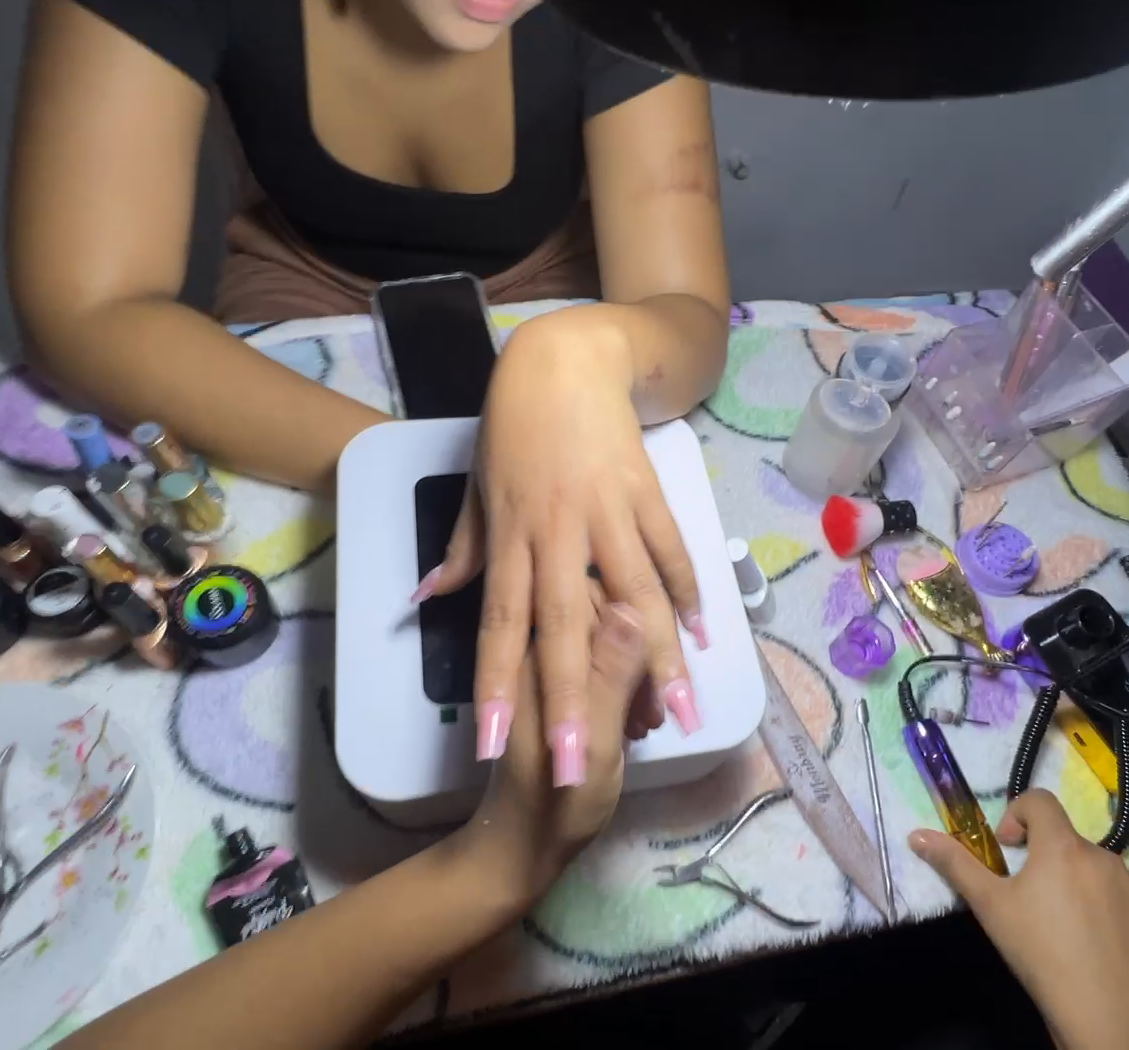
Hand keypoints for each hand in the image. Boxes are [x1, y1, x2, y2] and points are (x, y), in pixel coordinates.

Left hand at [416, 307, 705, 782]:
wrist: (565, 360)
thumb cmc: (513, 426)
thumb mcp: (478, 485)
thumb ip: (462, 547)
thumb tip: (427, 598)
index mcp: (513, 536)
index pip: (502, 624)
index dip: (499, 687)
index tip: (497, 748)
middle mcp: (559, 533)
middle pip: (566, 626)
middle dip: (573, 700)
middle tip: (582, 768)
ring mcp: (608, 512)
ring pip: (635, 594)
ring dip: (656, 657)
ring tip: (677, 713)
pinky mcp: (648, 492)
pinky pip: (670, 548)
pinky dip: (688, 589)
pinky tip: (702, 633)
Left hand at [455, 603, 648, 899]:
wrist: (525, 850)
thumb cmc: (557, 800)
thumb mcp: (594, 740)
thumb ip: (611, 674)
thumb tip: (633, 606)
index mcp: (535, 652)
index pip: (589, 598)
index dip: (633, 628)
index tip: (657, 679)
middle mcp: (540, 651)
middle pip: (602, 619)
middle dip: (639, 658)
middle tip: (656, 708)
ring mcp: (552, 671)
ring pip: (608, 645)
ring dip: (638, 680)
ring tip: (650, 722)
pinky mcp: (567, 691)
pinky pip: (606, 670)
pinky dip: (629, 694)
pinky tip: (641, 724)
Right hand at [910, 791, 1128, 1049]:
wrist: (1114, 1027)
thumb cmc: (1042, 958)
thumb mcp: (990, 908)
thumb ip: (955, 865)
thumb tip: (917, 835)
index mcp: (1063, 848)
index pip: (1040, 801)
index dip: (1019, 815)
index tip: (1011, 849)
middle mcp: (1108, 860)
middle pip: (1072, 845)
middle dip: (1052, 864)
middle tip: (1037, 906)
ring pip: (1106, 879)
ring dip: (1087, 892)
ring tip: (1075, 936)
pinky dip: (1122, 922)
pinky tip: (1110, 957)